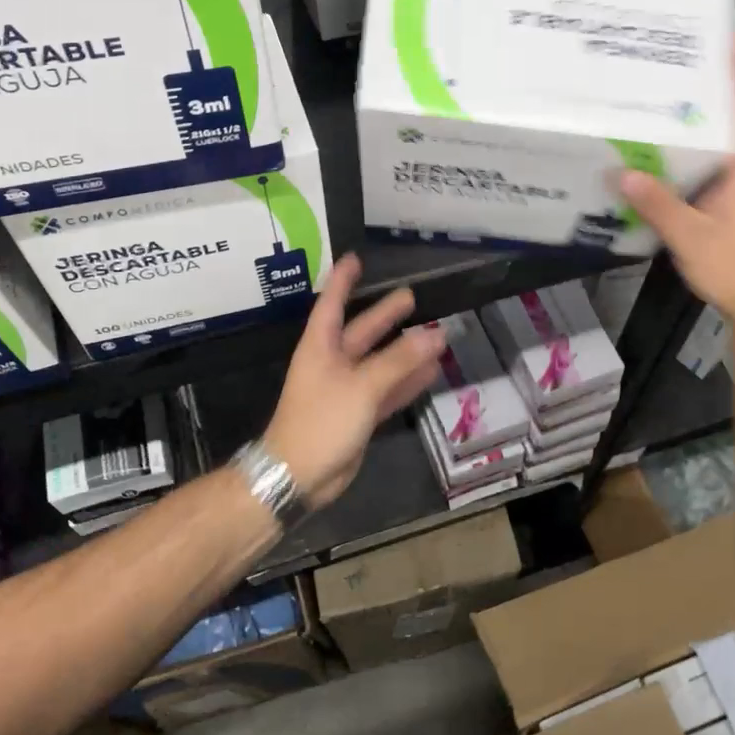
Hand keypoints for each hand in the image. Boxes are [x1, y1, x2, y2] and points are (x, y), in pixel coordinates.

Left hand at [263, 254, 446, 506]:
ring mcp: (346, 391)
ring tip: (436, 334)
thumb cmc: (321, 422)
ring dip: (405, 351)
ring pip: (380, 363)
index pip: (331, 304)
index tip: (356, 258)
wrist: (299, 475)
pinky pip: (387, 391)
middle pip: (362, 332)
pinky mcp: (359, 415)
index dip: (343, 281)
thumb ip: (399, 360)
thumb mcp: (361, 386)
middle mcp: (332, 363)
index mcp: (320, 347)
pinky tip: (431, 372)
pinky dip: (407, 382)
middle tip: (412, 296)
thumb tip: (435, 334)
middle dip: (386, 315)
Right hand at [618, 32, 734, 333]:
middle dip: (724, 84)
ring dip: (712, 117)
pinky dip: (703, 148)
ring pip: (731, 141)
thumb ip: (658, 205)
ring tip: (678, 93)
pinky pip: (721, 165)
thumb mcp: (690, 237)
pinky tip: (676, 149)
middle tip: (692, 56)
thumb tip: (622, 172)